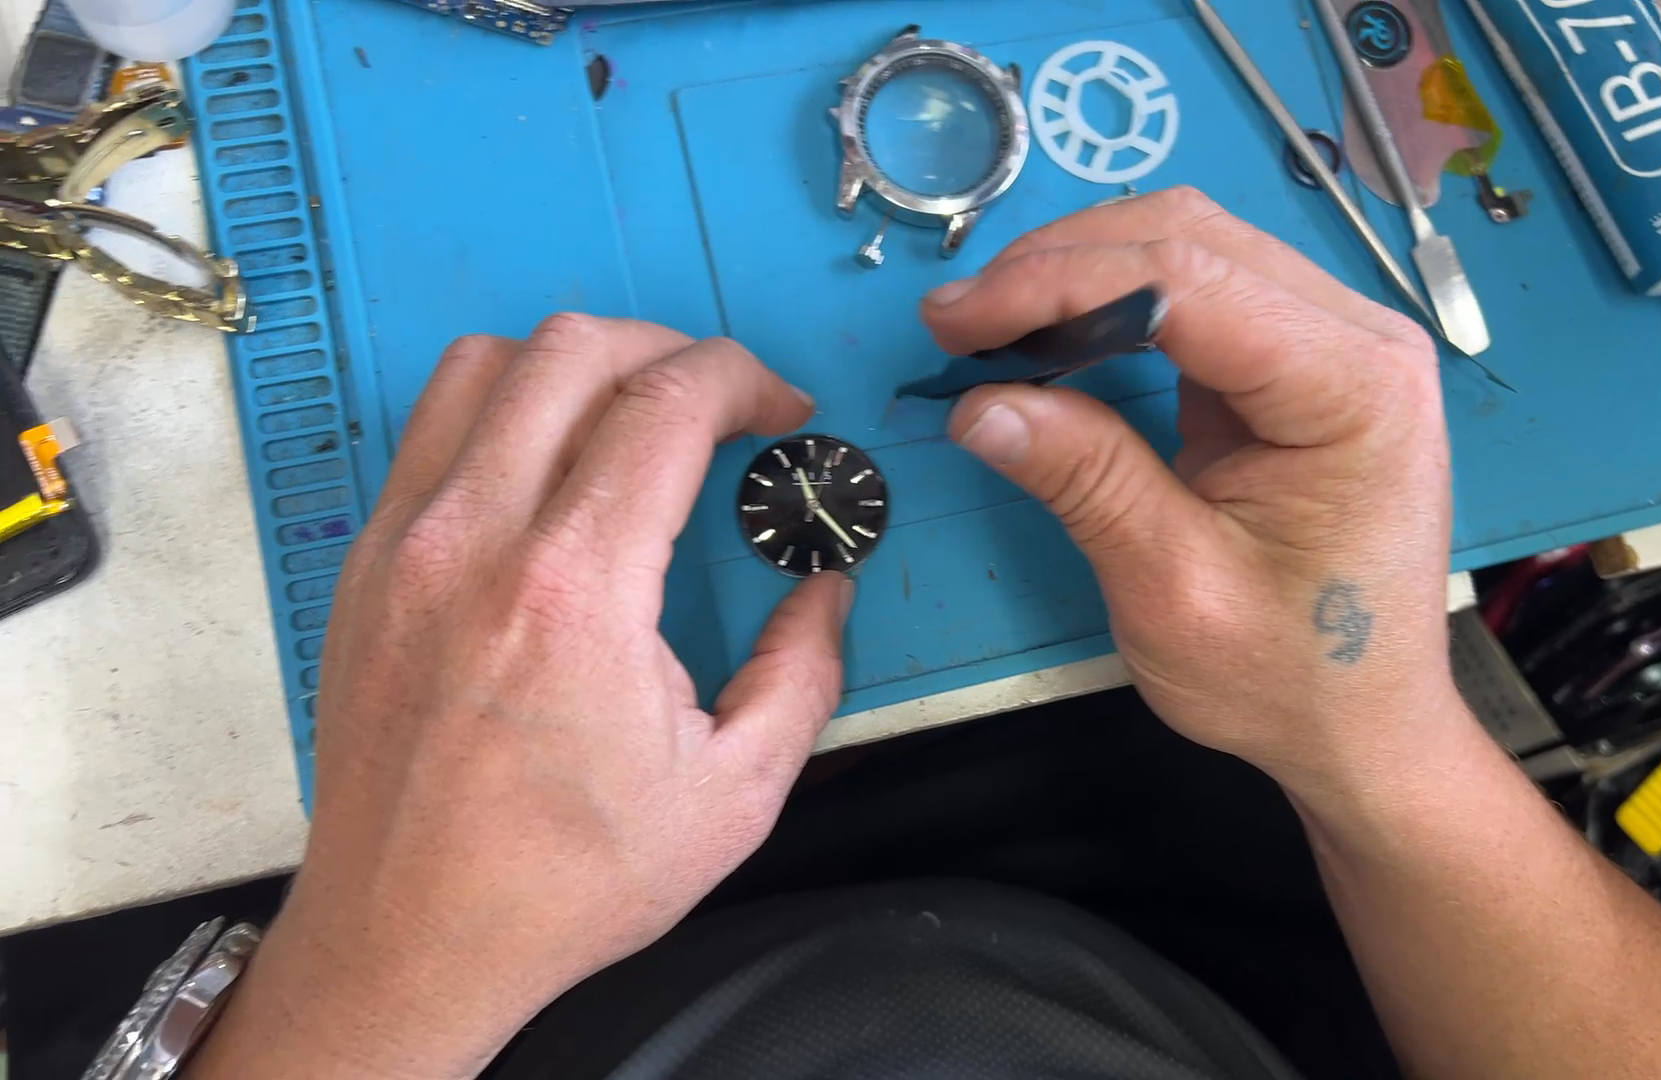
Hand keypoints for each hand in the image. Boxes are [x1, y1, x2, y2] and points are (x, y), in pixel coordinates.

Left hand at [189, 316, 850, 1079]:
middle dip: (678, 351)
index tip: (785, 412)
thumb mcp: (738, 792)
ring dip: (591, 363)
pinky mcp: (369, 562)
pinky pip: (437, 420)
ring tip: (649, 413)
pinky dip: (518, 399)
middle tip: (730, 401)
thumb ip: (805, 671)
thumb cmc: (576, 877)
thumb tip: (825, 587)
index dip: (745, 381)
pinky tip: (566, 459)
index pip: (666, 404)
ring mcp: (405, 543)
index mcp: (579, 591)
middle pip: (576, 351)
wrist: (407, 947)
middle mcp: (477, 540)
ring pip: (491, 362)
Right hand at [920, 188, 1464, 814]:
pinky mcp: (1297, 364)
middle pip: (1189, 238)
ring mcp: (1333, 341)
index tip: (953, 322)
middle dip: (1056, 269)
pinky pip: (1195, 296)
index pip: (1184, 282)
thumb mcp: (1169, 589)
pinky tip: (1056, 342)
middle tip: (958, 324)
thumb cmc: (1282, 675)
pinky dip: (1110, 306)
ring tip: (993, 329)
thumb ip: (1084, 481)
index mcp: (1349, 389)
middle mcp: (1357, 335)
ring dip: (1077, 277)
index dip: (1052, 285)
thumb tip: (976, 406)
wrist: (1360, 723)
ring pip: (1189, 249)